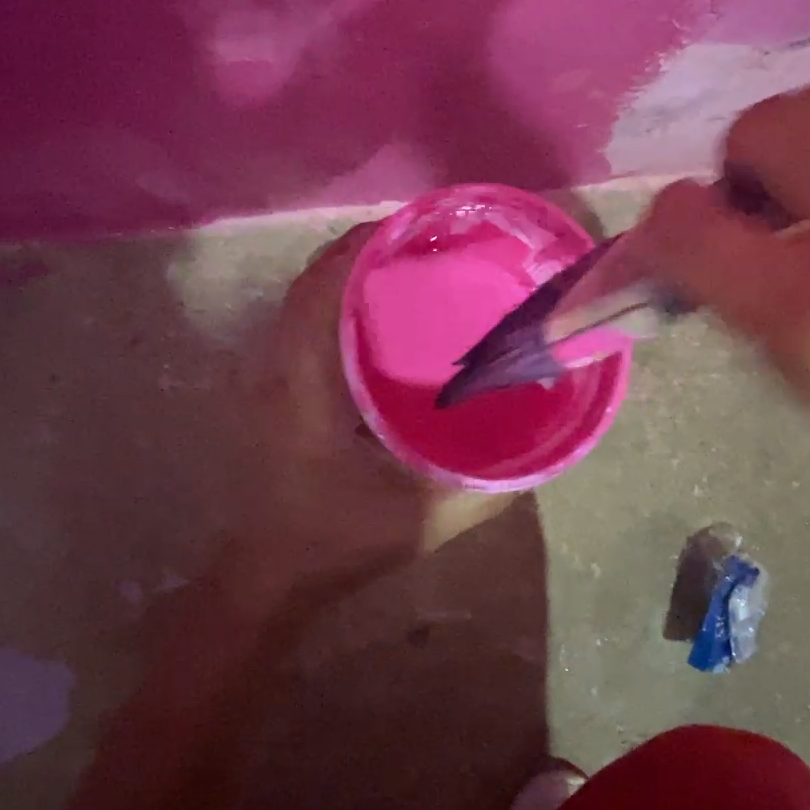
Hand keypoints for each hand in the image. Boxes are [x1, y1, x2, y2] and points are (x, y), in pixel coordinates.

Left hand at [232, 224, 511, 597]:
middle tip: (433, 245)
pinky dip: (338, 301)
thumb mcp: (423, 520)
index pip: (324, 287)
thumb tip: (544, 448)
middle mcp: (278, 366)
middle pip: (314, 279)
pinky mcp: (272, 390)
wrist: (265, 580)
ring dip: (351, 272)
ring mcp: (267, 377)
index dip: (367, 246)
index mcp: (306, 383)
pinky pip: (302, 322)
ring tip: (414, 267)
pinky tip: (383, 316)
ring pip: (305, 298)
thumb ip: (486, 487)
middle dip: (369, 250)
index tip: (422, 228)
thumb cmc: (336, 543)